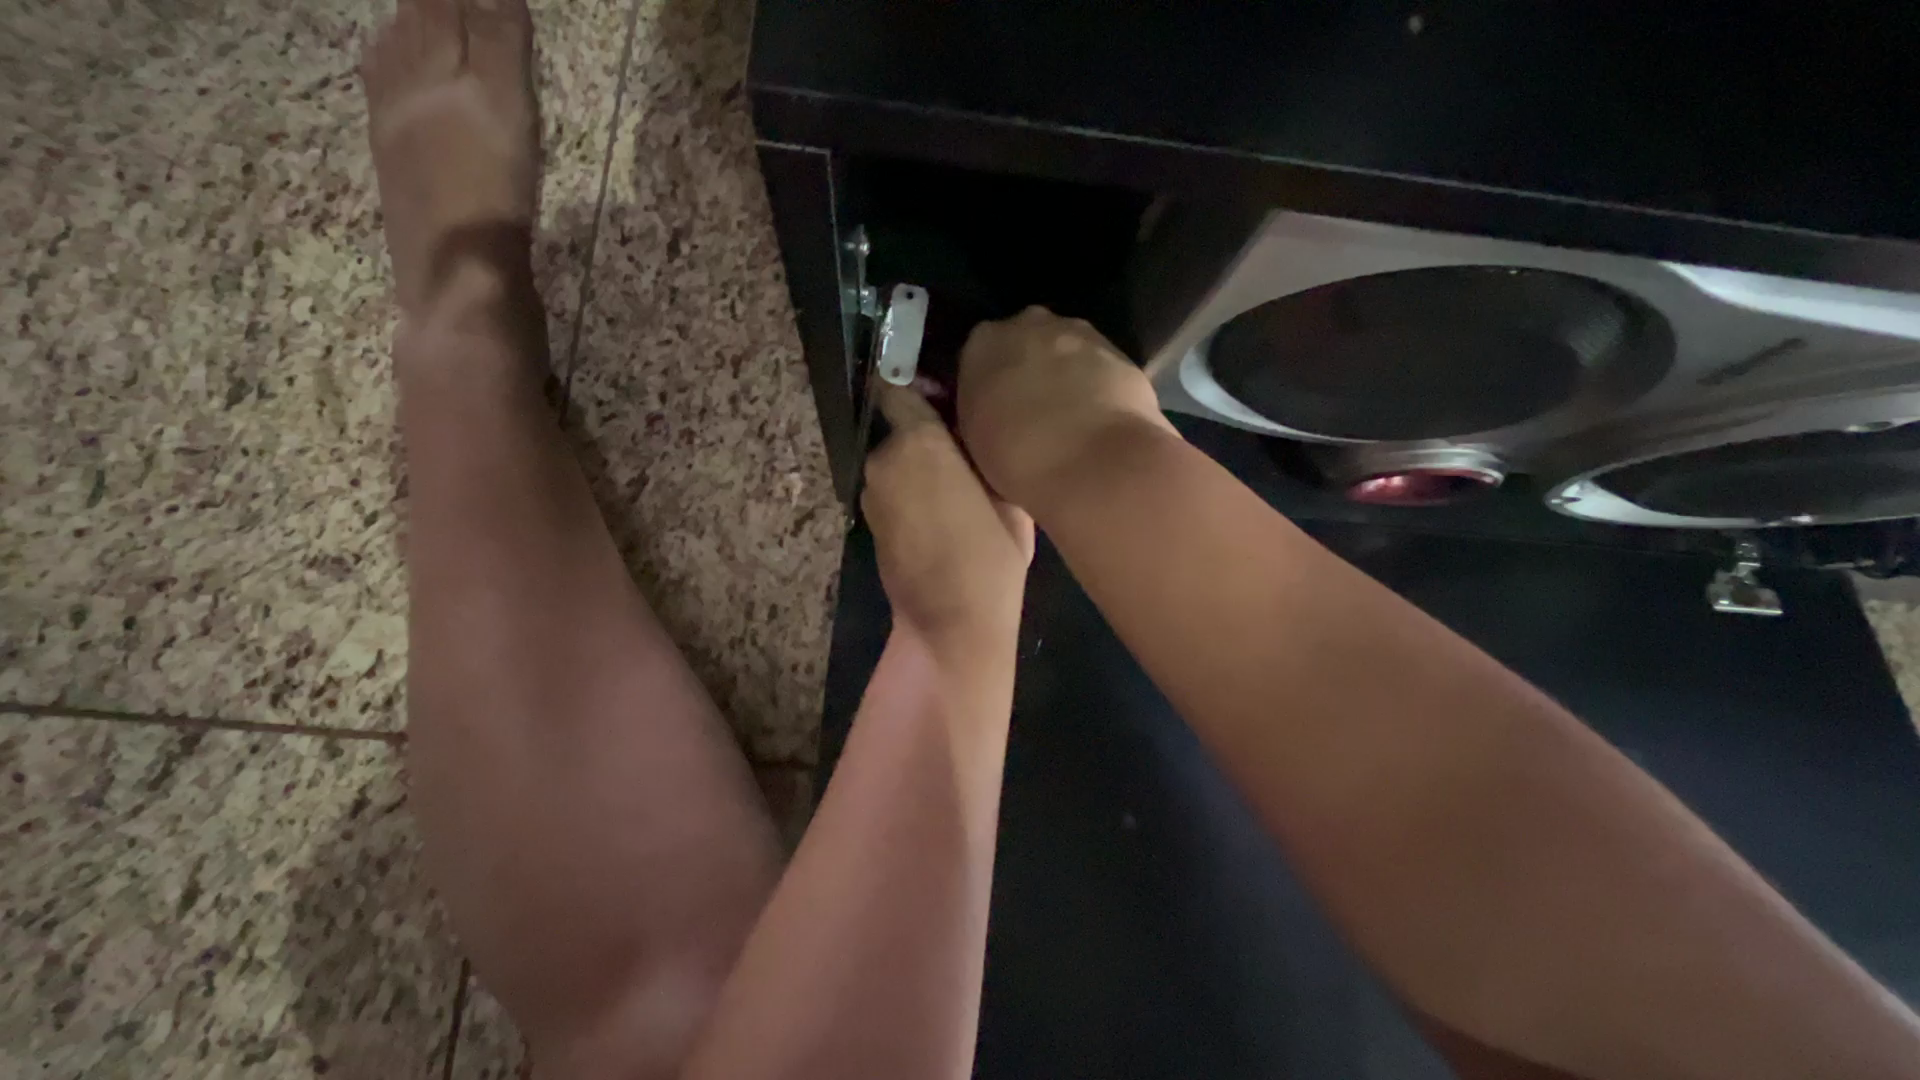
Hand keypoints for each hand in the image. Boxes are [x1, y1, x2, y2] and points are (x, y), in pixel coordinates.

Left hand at [863, 383, 1034, 648]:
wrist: (951, 624)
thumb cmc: (991, 559)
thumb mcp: (1010, 498)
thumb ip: (987, 451)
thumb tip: (976, 430)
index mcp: (920, 443)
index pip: (899, 390)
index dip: (921, 390)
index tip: (947, 400)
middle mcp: (885, 460)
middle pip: (901, 428)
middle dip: (928, 433)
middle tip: (968, 451)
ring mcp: (872, 493)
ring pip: (896, 461)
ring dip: (920, 465)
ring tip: (960, 486)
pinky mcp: (869, 521)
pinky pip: (892, 489)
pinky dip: (911, 491)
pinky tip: (942, 512)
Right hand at [956, 307, 1176, 511]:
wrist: (1090, 462)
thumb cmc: (1015, 456)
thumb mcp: (975, 438)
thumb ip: (981, 410)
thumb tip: (994, 412)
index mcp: (983, 342)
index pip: (980, 356)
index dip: (989, 385)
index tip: (995, 414)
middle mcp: (1030, 324)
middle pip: (1025, 342)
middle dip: (1029, 371)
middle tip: (1031, 415)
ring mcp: (1080, 333)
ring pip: (1066, 351)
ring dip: (1066, 377)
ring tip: (1069, 422)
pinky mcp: (1122, 353)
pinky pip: (1100, 370)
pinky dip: (1098, 389)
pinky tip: (1098, 423)